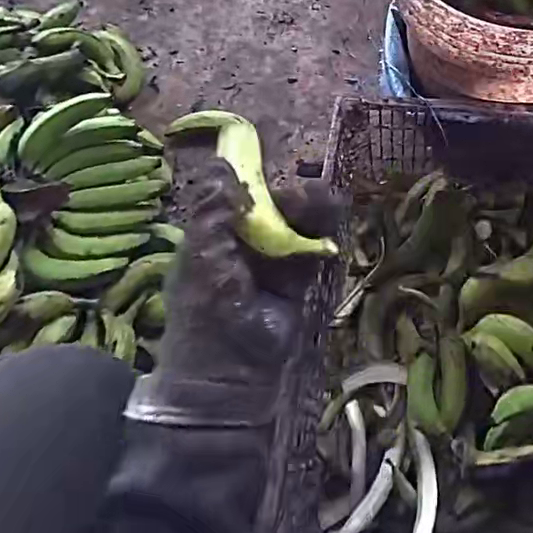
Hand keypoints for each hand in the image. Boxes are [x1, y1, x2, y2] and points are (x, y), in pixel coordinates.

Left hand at [125, 159, 342, 426]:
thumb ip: (211, 213)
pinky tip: (332, 220)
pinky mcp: (304, 272)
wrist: (230, 371)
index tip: (273, 161)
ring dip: (314, 209)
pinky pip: (319, 243)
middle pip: (276, 203)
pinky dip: (327, 230)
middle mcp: (250, 238)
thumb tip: (222, 165)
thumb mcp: (199, 259)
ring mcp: (279, 255)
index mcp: (217, 232)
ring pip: (301, 220)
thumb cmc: (204, 313)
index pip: (239, 193)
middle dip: (293, 194)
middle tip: (308, 193)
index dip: (255, 175)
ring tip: (326, 203)